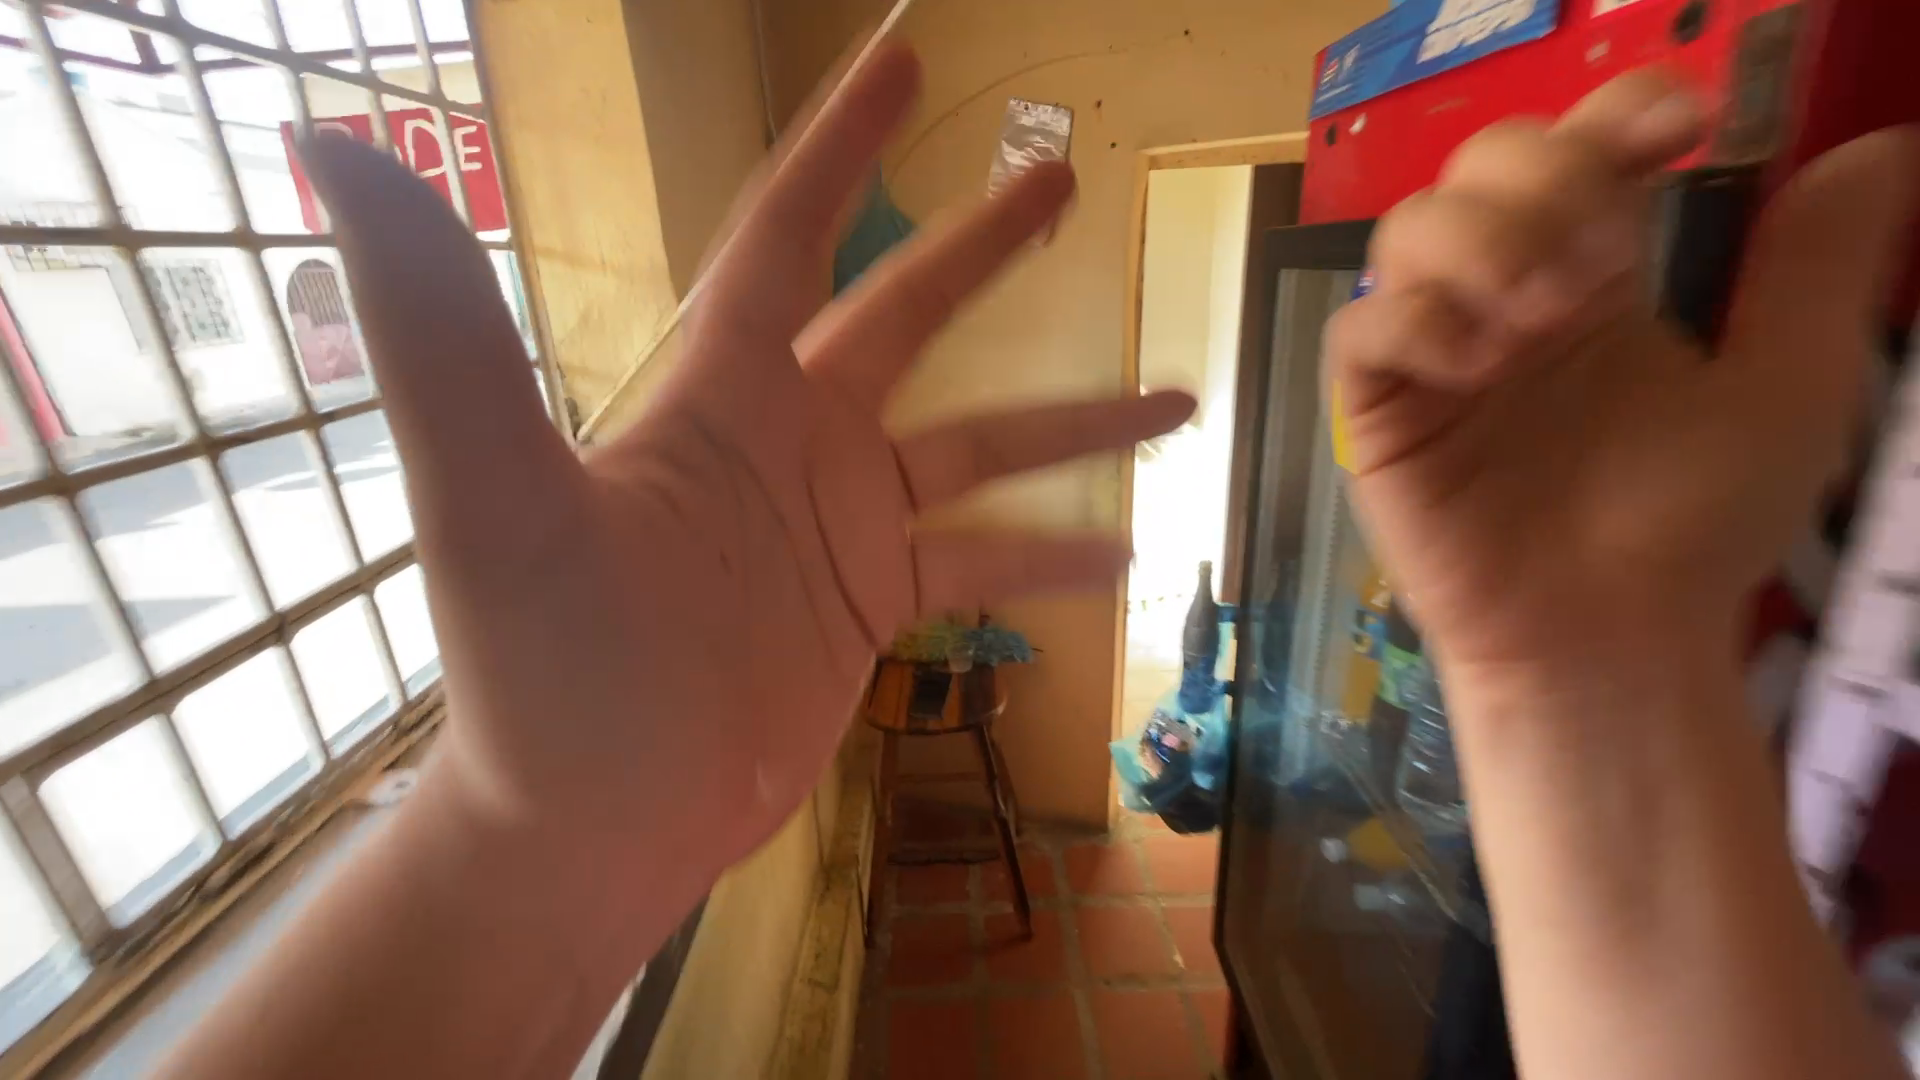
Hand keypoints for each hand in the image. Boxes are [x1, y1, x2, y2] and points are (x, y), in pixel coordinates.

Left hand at [301, 44, 1190, 881]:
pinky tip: (1122, 559)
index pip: (787, 238)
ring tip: (1175, 402)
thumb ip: (446, 341)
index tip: (906, 65)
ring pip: (984, 450)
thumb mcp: (498, 508)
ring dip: (1076, 426)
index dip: (841, 147)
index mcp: (721, 395)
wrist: (598, 816)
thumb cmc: (547, 671)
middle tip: (1062, 183)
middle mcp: (794, 440)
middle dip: (986, 247)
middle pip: (908, 315)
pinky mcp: (876, 601)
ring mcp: (844, 523)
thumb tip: (333, 146)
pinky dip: (1050, 559)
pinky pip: (985, 562)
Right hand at [1328, 72, 1916, 682]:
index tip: (1673, 135)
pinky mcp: (1373, 413)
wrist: (1601, 630)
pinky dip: (1411, 324)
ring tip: (1537, 322)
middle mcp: (1496, 303)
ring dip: (1475, 250)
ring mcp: (1427, 356)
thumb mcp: (1784, 392)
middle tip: (1595, 270)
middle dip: (1534, 187)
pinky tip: (1473, 365)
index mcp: (1591, 284)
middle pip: (1466, 174)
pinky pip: (1358, 333)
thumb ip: (1812, 275)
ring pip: (1399, 237)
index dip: (1604, 116)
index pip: (1566, 155)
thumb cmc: (1684, 527)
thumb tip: (1869, 148)